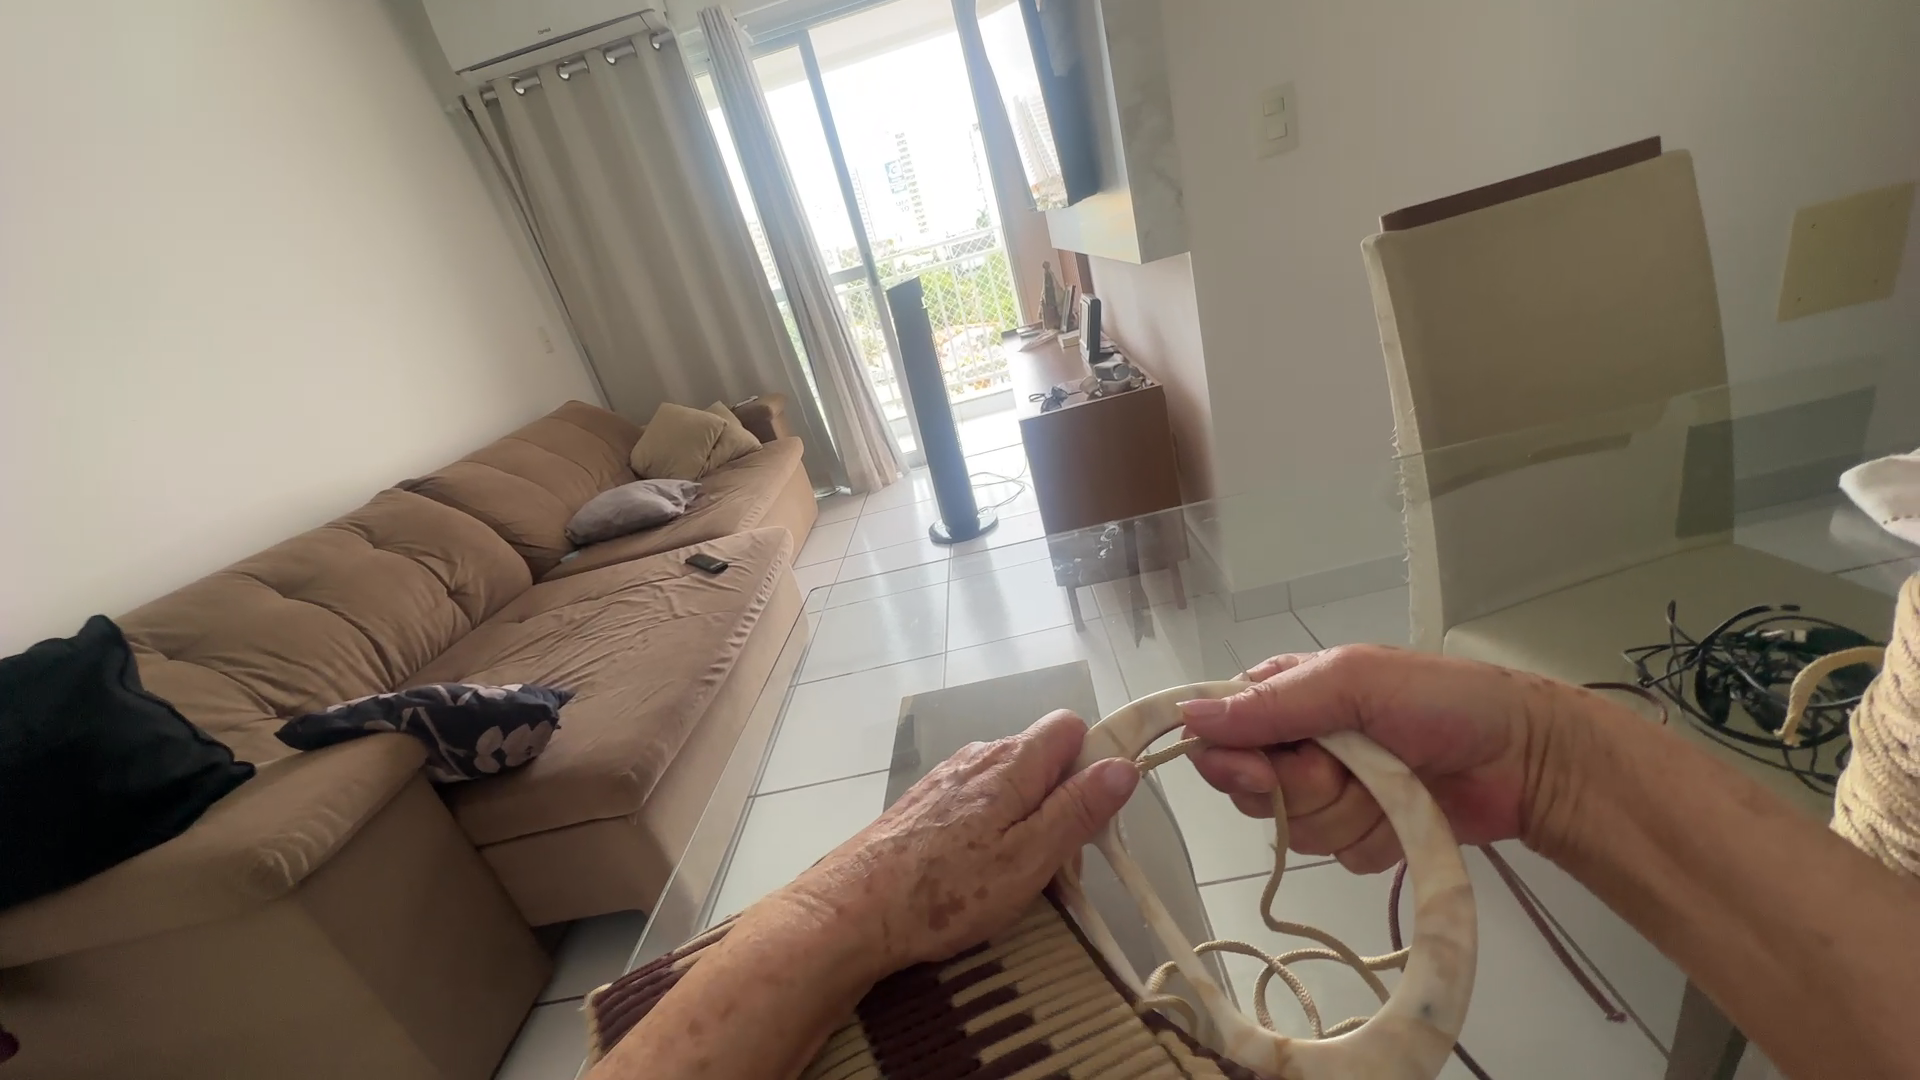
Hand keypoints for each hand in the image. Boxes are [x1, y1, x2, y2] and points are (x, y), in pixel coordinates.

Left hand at [776, 710, 1139, 975]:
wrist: (857, 906)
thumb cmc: (950, 888)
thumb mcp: (1030, 857)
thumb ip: (1077, 810)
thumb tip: (1123, 765)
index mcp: (1013, 760)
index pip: (1070, 727)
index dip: (1090, 763)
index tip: (1090, 815)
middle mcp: (982, 754)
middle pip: (1042, 759)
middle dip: (1060, 803)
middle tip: (1052, 865)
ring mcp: (951, 774)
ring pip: (1011, 782)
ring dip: (1026, 820)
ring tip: (1010, 878)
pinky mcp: (929, 798)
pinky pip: (981, 799)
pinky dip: (993, 827)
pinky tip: (974, 871)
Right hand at [1180, 645, 1610, 871]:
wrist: (1527, 759)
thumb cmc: (1437, 700)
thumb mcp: (1348, 684)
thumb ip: (1270, 705)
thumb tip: (1185, 718)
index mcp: (1280, 696)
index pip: (1216, 732)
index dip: (1227, 758)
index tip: (1262, 771)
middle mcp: (1292, 743)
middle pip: (1247, 787)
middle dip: (1297, 788)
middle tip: (1342, 772)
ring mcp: (1323, 791)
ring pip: (1290, 827)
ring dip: (1343, 812)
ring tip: (1388, 785)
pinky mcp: (1356, 833)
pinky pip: (1333, 853)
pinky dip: (1370, 838)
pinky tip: (1400, 814)